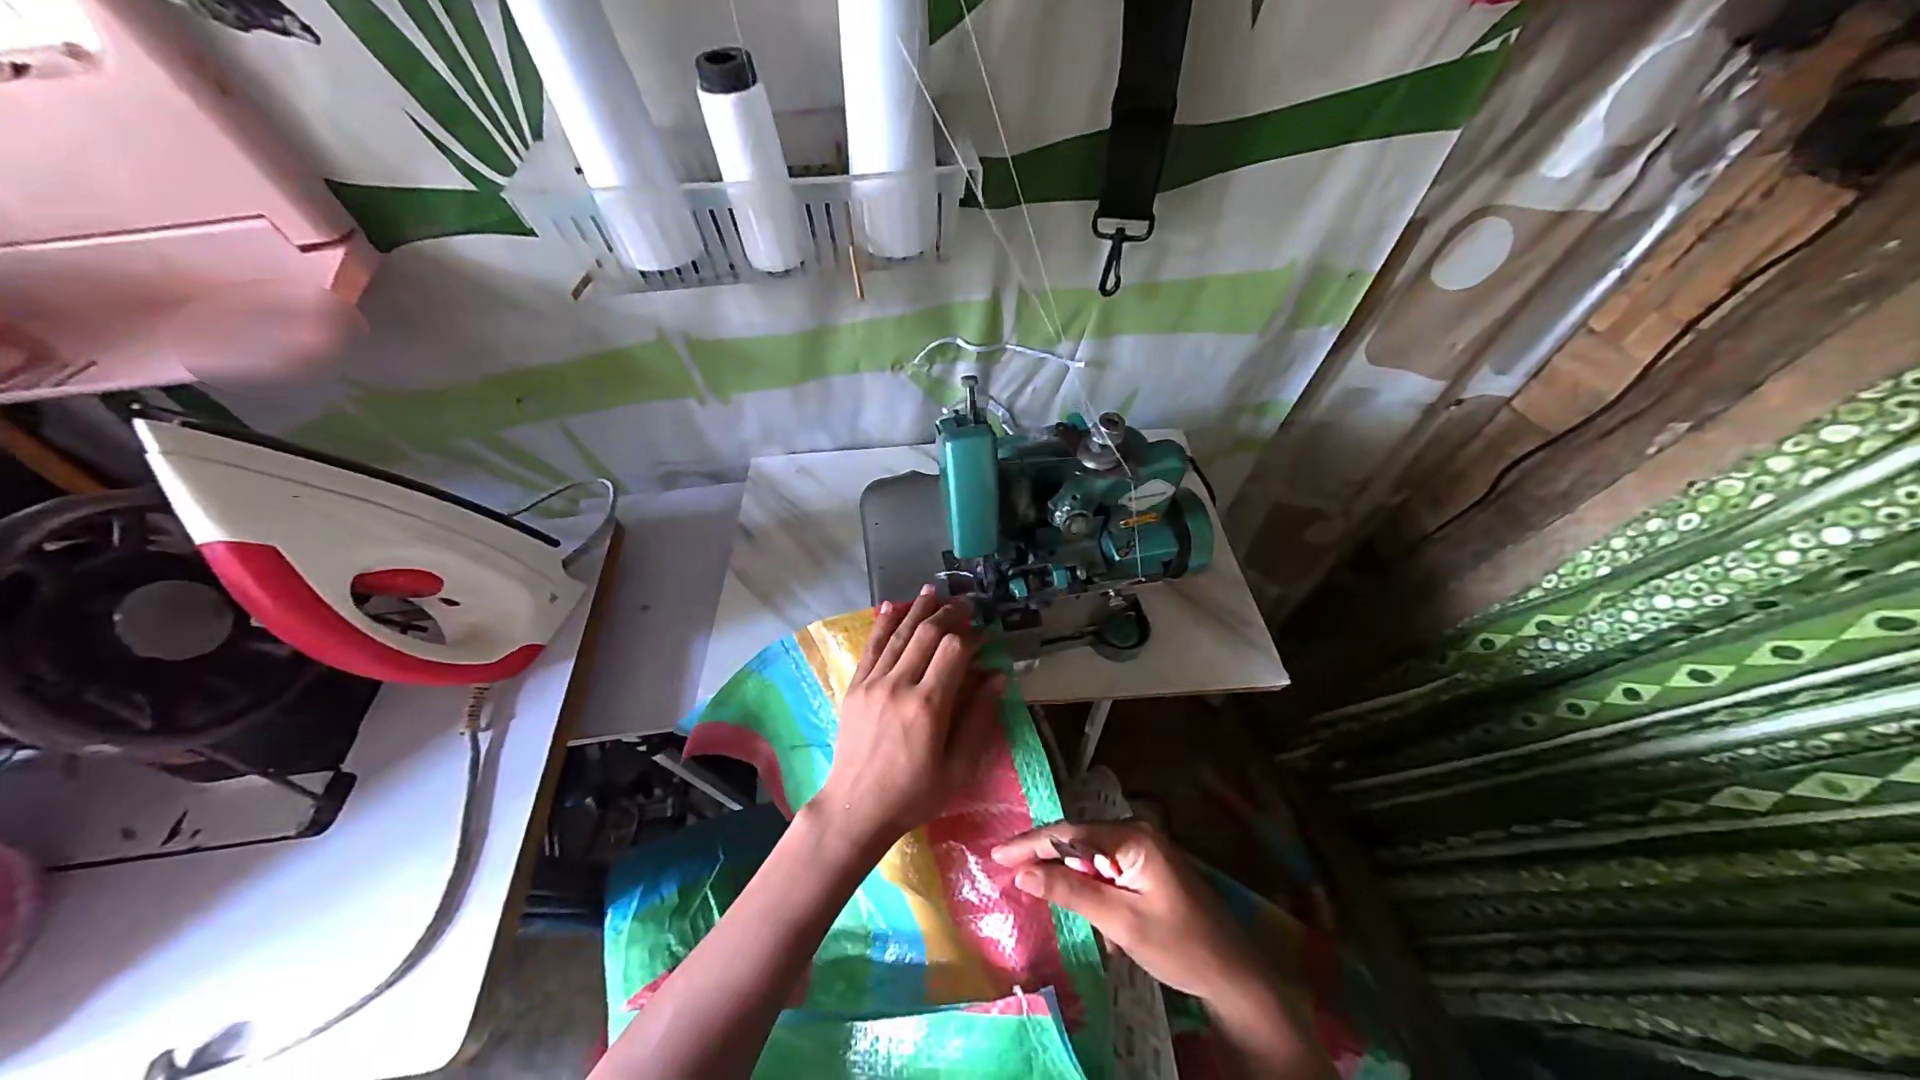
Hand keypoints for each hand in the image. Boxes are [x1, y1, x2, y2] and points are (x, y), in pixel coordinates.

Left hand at [814, 585, 1007, 845]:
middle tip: (966, 604)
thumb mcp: (958, 767)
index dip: (973, 635)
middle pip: (927, 634)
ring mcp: (872, 683)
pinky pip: (871, 646)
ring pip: (899, 633)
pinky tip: (892, 604)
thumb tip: (997, 676)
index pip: (954, 650)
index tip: (986, 633)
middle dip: (949, 614)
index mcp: (928, 706)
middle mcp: (899, 685)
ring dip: (918, 609)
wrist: (856, 809)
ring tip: (934, 590)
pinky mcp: (855, 686)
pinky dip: (883, 623)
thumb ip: (978, 718)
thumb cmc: (914, 794)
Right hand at [991, 821, 1270, 1000]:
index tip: (996, 854)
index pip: (1069, 833)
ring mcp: (1145, 848)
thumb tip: (1022, 872)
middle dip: (1043, 854)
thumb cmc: (1180, 946)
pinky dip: (1088, 883)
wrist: (1234, 974)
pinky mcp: (1148, 866)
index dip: (1030, 843)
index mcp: (1133, 837)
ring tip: (1032, 882)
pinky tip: (1078, 900)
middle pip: (1078, 838)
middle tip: (1006, 867)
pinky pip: (1106, 867)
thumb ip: (1071, 891)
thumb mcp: (1120, 922)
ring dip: (1066, 872)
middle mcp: (1138, 832)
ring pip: (1090, 854)